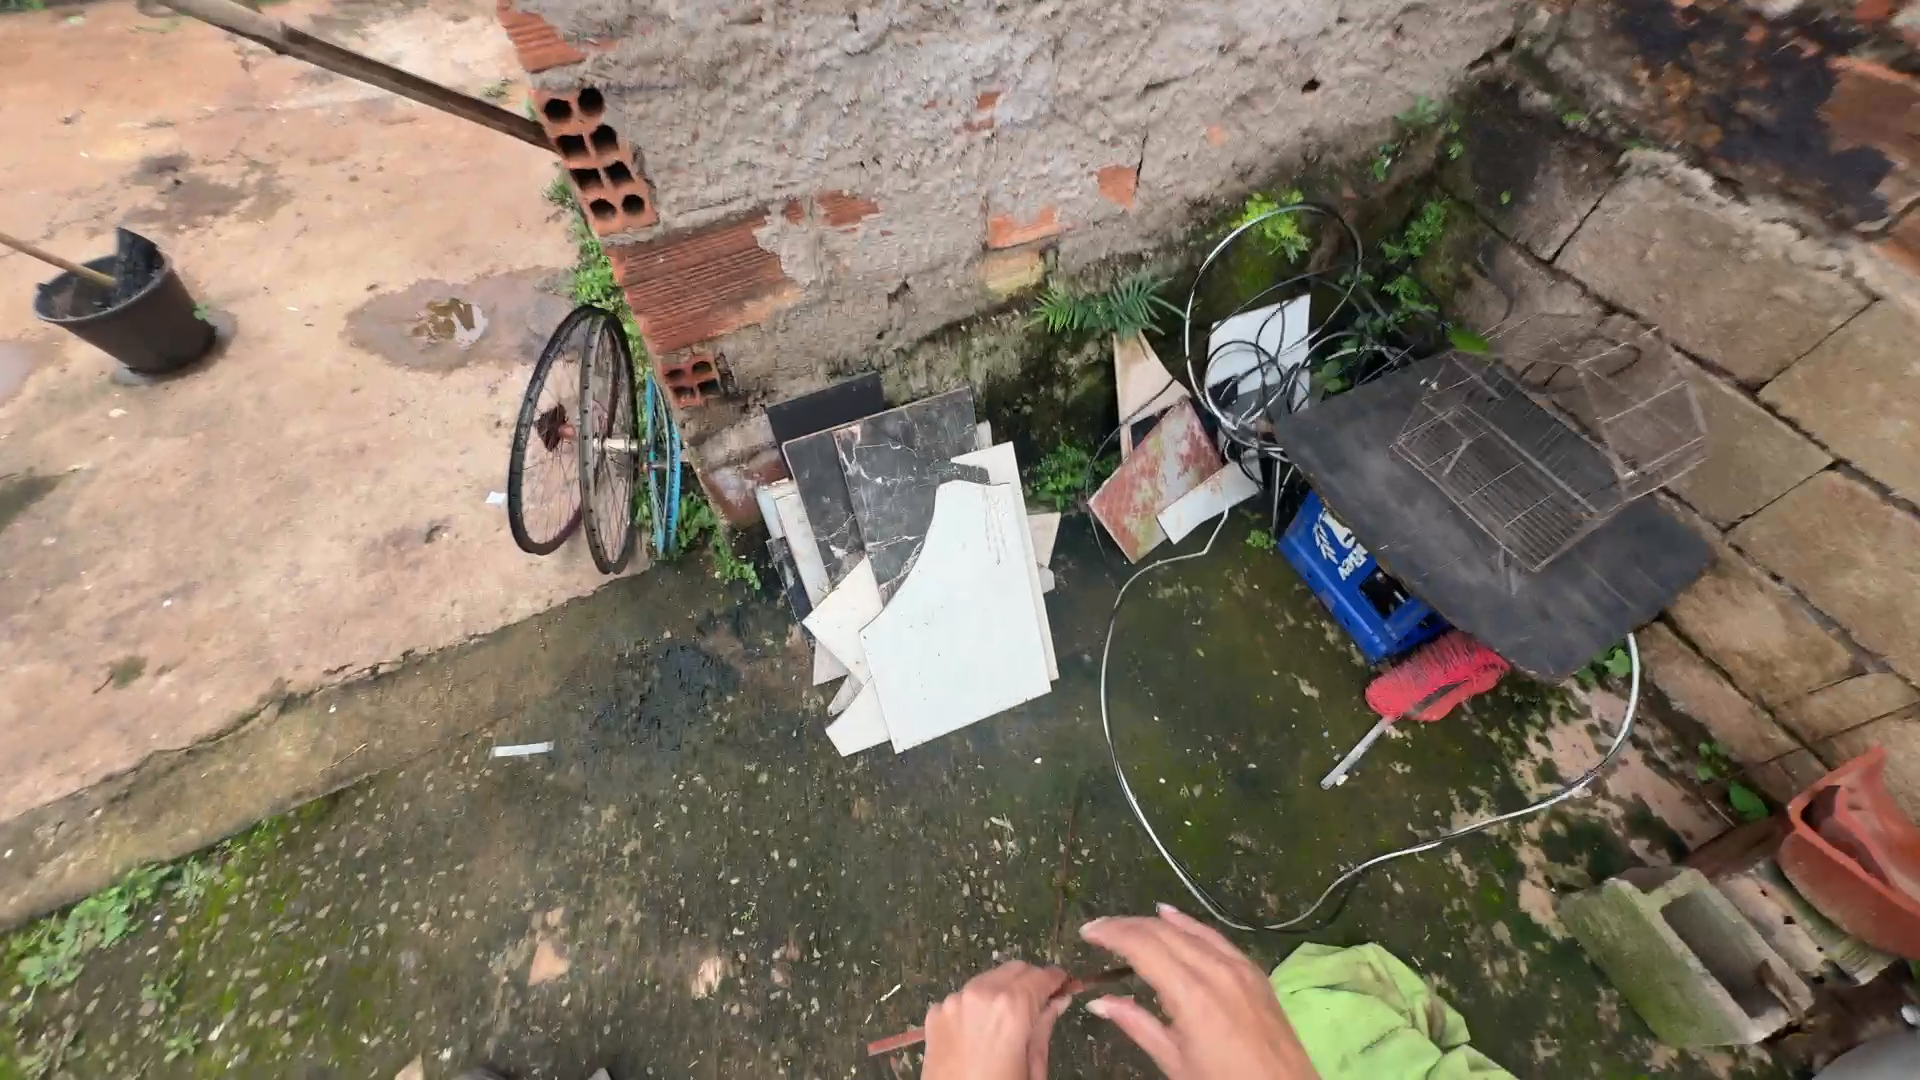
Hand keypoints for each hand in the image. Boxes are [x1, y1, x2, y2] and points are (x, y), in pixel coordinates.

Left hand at [921, 960, 1071, 1079]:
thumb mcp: (1032, 1071)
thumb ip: (1044, 1028)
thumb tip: (1059, 1000)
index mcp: (1012, 1007)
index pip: (1041, 976)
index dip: (1056, 979)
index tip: (1064, 984)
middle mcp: (981, 992)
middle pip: (1014, 970)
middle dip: (1030, 981)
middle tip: (1039, 1003)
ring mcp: (954, 1000)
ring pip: (987, 979)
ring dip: (1002, 991)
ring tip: (1006, 1023)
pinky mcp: (935, 1012)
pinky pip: (963, 998)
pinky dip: (975, 1007)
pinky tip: (977, 1035)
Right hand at [1080, 905, 1318, 1078]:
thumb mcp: (1177, 1065)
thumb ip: (1137, 1025)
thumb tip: (1097, 1002)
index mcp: (1191, 995)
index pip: (1141, 946)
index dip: (1111, 933)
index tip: (1087, 932)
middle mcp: (1214, 969)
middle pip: (1160, 931)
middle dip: (1125, 926)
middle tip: (1097, 930)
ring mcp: (1237, 966)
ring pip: (1186, 929)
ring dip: (1151, 923)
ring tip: (1124, 924)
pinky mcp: (1253, 971)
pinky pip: (1213, 936)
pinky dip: (1186, 923)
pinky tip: (1169, 915)